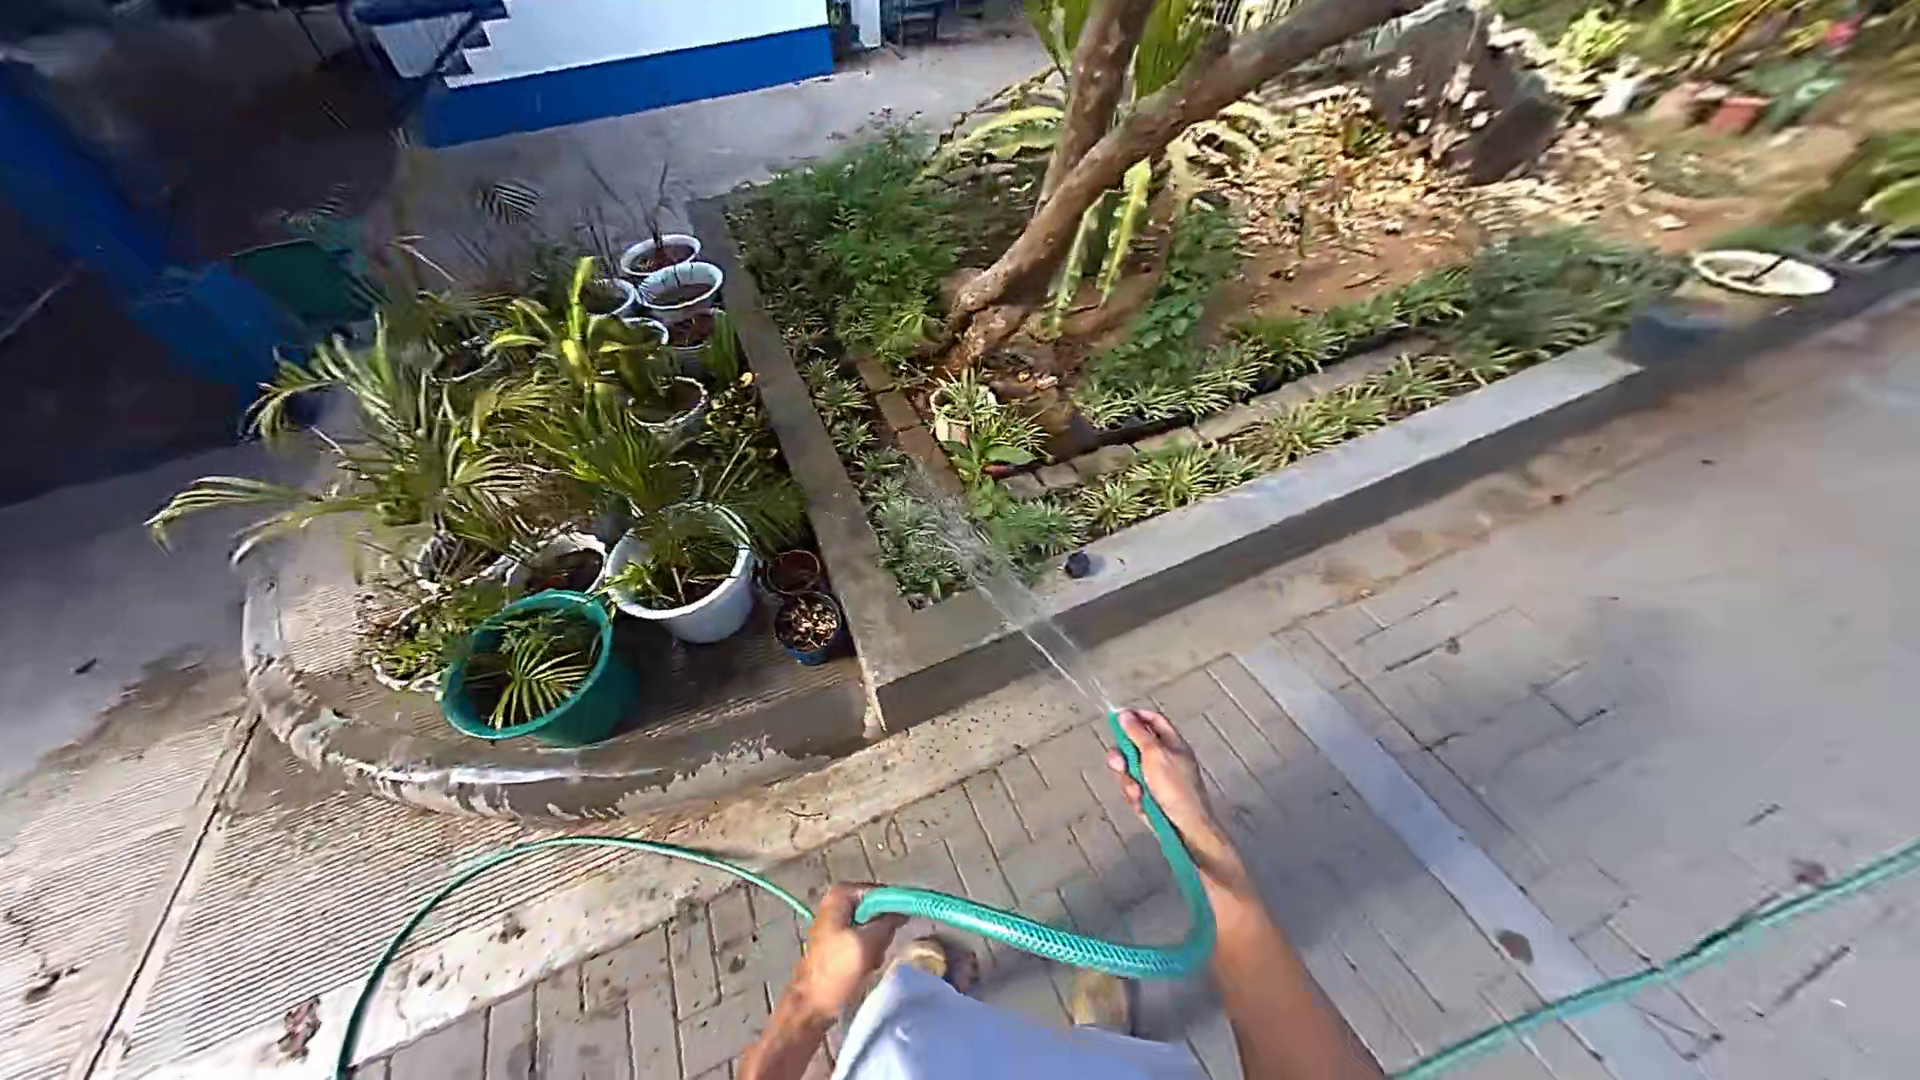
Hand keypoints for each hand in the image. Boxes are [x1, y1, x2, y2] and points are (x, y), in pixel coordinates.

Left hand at [788, 884, 905, 1022]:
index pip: (880, 892)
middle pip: (876, 908)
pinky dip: (869, 951)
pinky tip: (865, 966)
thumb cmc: (835, 972)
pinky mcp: (839, 939)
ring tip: (871, 961)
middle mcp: (838, 901)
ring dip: (877, 943)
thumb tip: (903, 910)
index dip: (895, 907)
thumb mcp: (866, 944)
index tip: (905, 924)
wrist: (810, 1008)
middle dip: (882, 930)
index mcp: (840, 894)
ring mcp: (837, 921)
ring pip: (873, 925)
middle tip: (880, 948)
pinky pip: (864, 938)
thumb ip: (887, 922)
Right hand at [1105, 709, 1246, 891]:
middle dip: (1124, 755)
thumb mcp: (1155, 755)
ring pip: (1130, 770)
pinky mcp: (1151, 797)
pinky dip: (1134, 796)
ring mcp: (1158, 780)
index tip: (1118, 719)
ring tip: (1137, 791)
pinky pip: (1133, 789)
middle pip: (1135, 746)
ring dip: (1129, 780)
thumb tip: (1124, 714)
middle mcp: (1166, 759)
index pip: (1154, 720)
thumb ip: (1137, 734)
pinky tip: (1141, 803)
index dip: (1136, 716)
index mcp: (1173, 744)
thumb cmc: (1176, 788)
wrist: (1186, 830)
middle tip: (1119, 763)